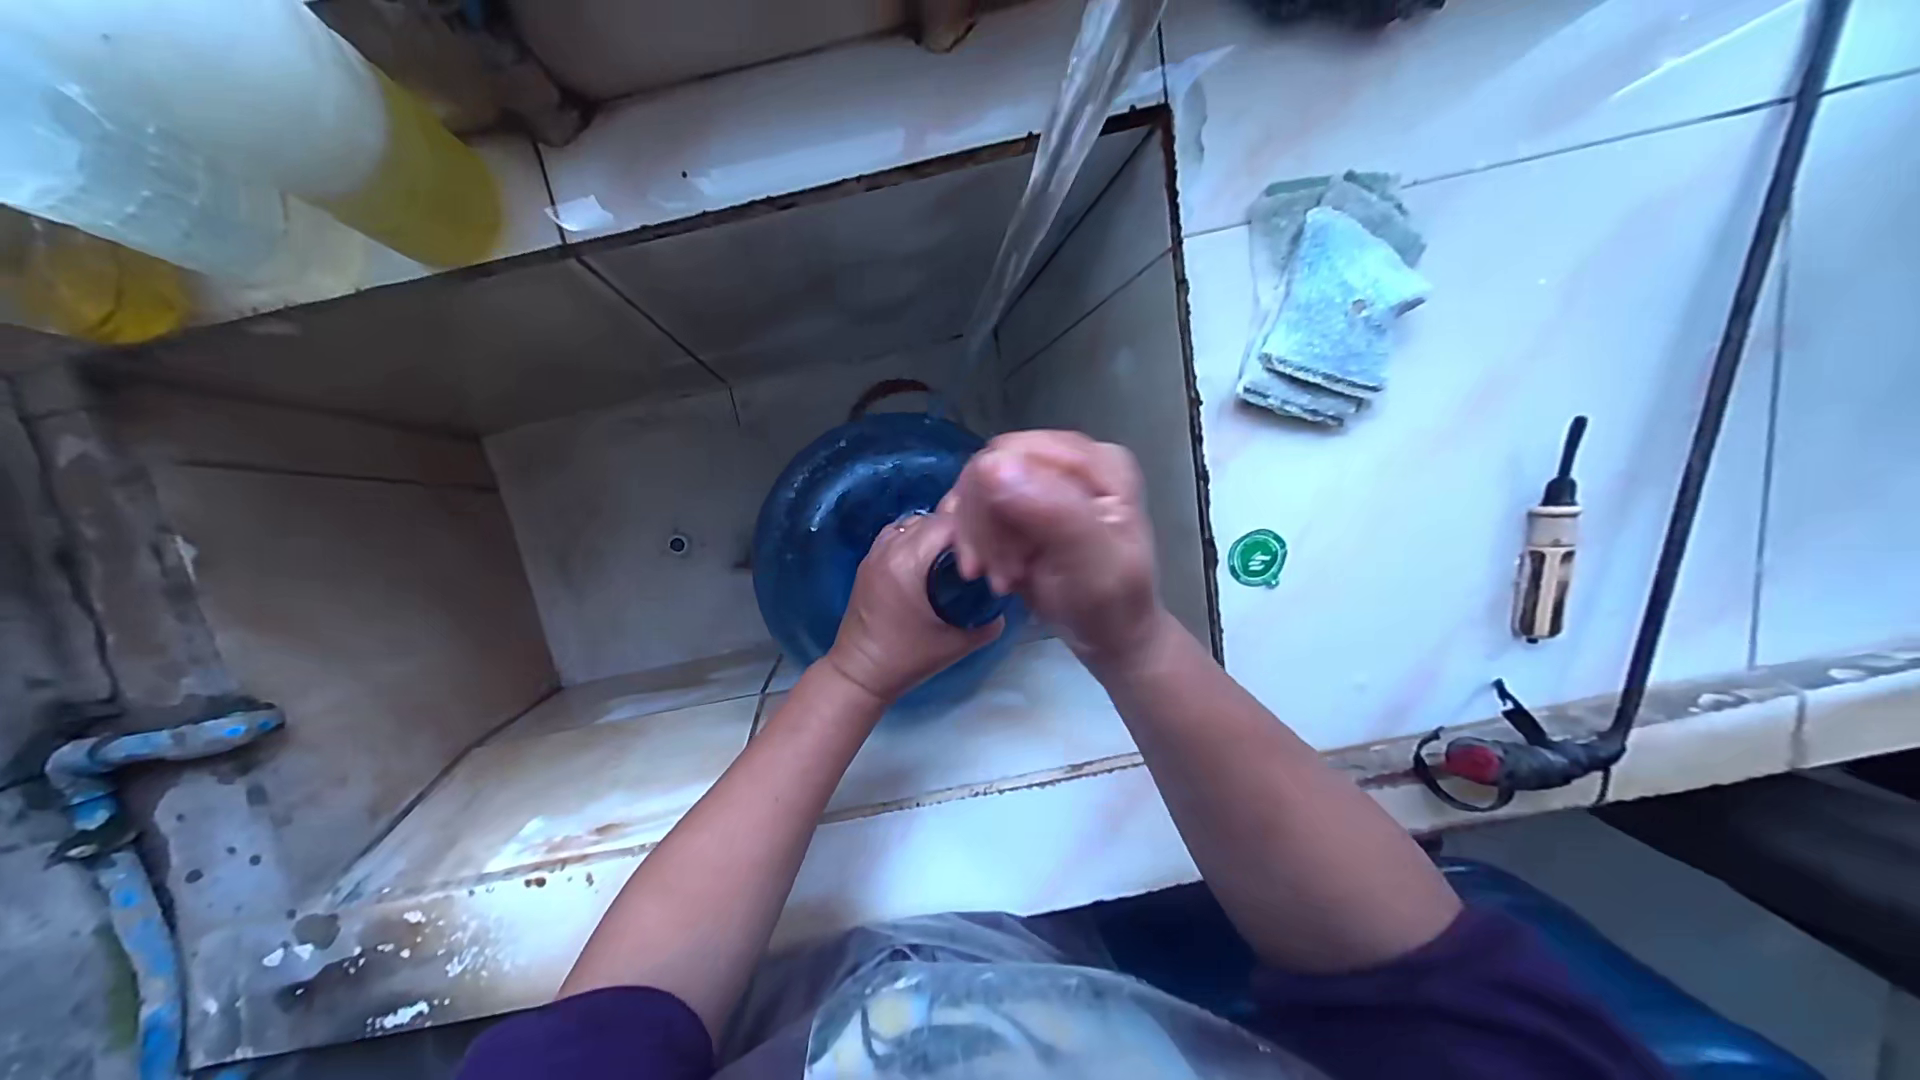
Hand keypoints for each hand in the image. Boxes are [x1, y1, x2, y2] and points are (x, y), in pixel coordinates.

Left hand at [823, 512, 1003, 704]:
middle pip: (933, 518)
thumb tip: (1005, 605)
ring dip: (938, 531)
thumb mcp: (956, 644)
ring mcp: (875, 552)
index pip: (949, 523)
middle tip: (981, 552)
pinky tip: (932, 557)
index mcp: (907, 562)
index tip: (992, 550)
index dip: (975, 531)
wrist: (859, 674)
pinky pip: (899, 533)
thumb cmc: (907, 659)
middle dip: (960, 529)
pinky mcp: (869, 560)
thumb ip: (988, 623)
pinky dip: (918, 537)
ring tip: (958, 554)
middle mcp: (889, 548)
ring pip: (915, 521)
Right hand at [940, 431, 1162, 667]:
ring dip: (978, 539)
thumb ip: (1052, 512)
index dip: (989, 505)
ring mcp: (1046, 477)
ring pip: (977, 488)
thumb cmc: (1109, 605)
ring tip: (1000, 580)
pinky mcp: (1025, 498)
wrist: (1112, 635)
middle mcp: (1070, 458)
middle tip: (999, 578)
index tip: (997, 565)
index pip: (1013, 455)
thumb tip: (994, 466)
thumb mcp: (1092, 565)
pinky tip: (984, 567)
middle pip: (990, 468)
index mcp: (1098, 462)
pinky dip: (973, 539)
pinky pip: (976, 503)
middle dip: (983, 527)